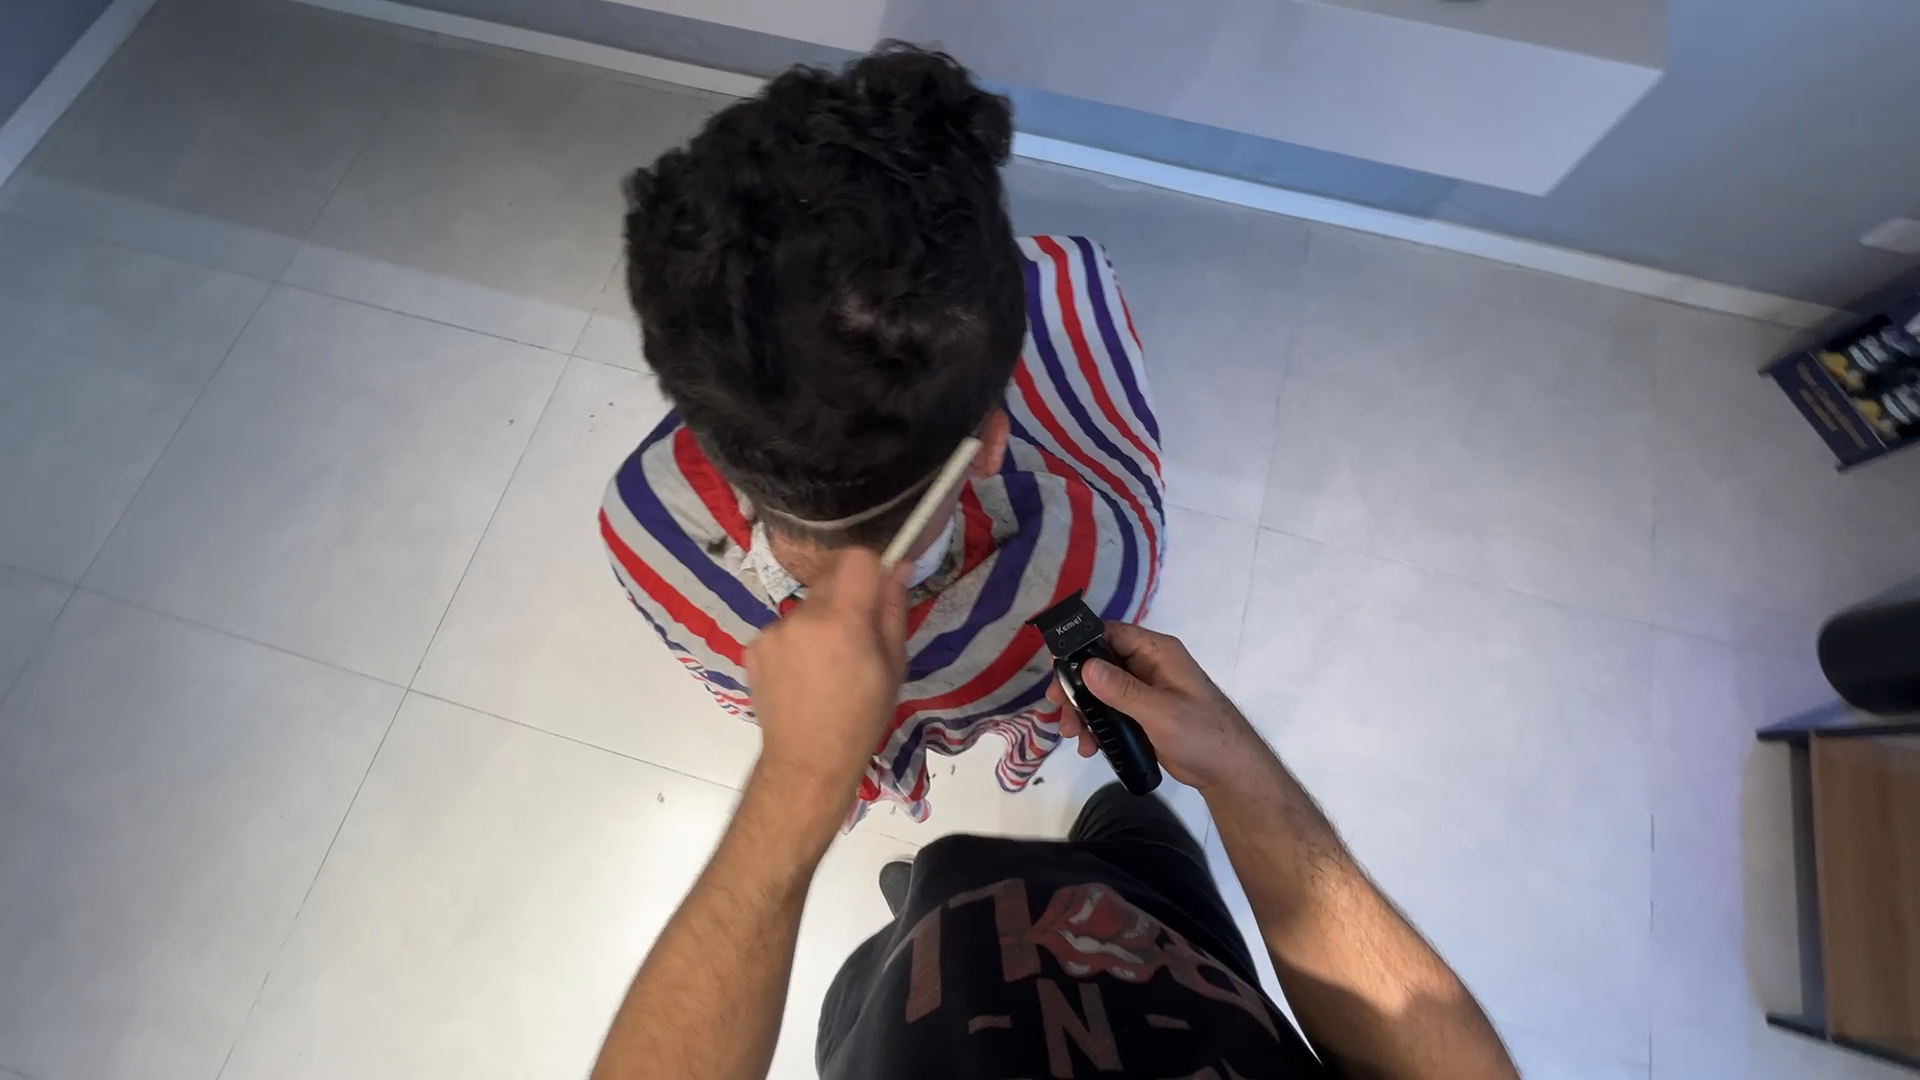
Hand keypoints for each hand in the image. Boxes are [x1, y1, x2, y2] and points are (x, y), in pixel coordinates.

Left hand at [746, 549, 911, 806]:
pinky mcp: (753, 645)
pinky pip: (785, 626)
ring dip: (821, 619)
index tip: (878, 588)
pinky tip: (803, 673)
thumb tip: (899, 565)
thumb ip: (893, 609)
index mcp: (842, 621)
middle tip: (857, 635)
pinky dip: (797, 639)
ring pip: (808, 604)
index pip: (856, 558)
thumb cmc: (861, 718)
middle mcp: (802, 617)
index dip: (871, 566)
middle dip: (847, 595)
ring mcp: (772, 631)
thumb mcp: (893, 665)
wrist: (807, 762)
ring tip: (828, 662)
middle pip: (830, 578)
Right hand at [1046, 622, 1267, 792]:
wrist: (1228, 773)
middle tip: (1055, 706)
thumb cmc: (1203, 734)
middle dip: (1075, 686)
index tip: (1056, 665)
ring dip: (1081, 710)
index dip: (1081, 645)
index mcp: (1157, 652)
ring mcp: (1143, 690)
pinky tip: (1088, 746)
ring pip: (1099, 689)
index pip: (1111, 634)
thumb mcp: (1161, 712)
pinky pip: (1108, 710)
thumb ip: (1123, 690)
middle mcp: (1147, 665)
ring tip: (1071, 735)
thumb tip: (1086, 666)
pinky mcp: (1140, 713)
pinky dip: (1094, 725)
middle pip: (1098, 663)